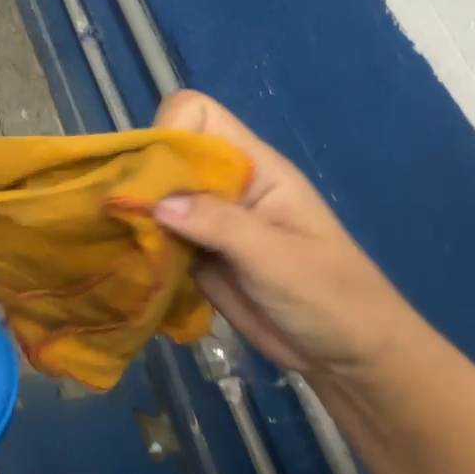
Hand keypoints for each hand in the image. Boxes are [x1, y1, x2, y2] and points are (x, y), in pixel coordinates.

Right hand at [151, 91, 421, 380]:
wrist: (353, 359)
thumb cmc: (335, 300)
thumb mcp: (281, 259)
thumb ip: (220, 224)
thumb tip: (156, 202)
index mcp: (254, 168)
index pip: (198, 115)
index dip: (170, 130)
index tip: (155, 173)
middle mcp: (223, 183)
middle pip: (164, 150)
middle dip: (139, 174)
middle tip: (127, 214)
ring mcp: (204, 217)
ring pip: (152, 192)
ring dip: (131, 210)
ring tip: (121, 238)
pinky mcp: (192, 250)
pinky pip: (153, 231)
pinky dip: (136, 240)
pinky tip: (128, 258)